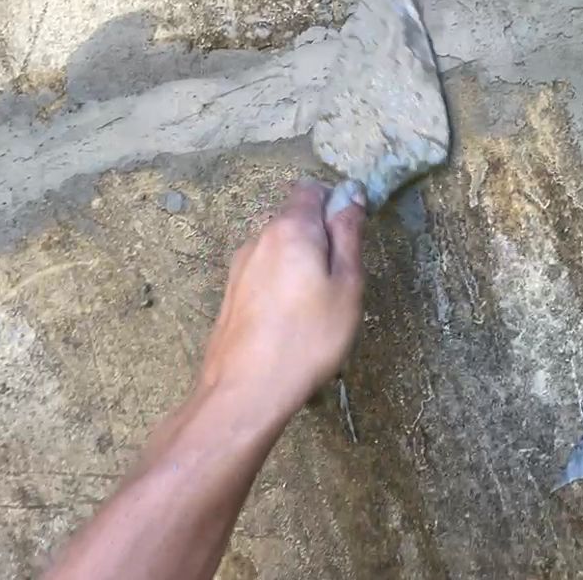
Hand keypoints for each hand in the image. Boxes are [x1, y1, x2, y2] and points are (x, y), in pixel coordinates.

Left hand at [193, 179, 367, 429]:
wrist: (244, 394)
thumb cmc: (308, 338)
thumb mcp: (347, 284)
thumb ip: (348, 234)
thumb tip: (351, 196)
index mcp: (291, 229)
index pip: (312, 189)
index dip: (335, 203)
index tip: (350, 235)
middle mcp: (260, 237)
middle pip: (295, 216)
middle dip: (320, 234)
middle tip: (340, 276)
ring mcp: (240, 265)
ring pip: (279, 244)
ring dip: (301, 258)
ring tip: (316, 302)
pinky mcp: (231, 292)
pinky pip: (265, 268)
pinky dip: (282, 279)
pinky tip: (291, 317)